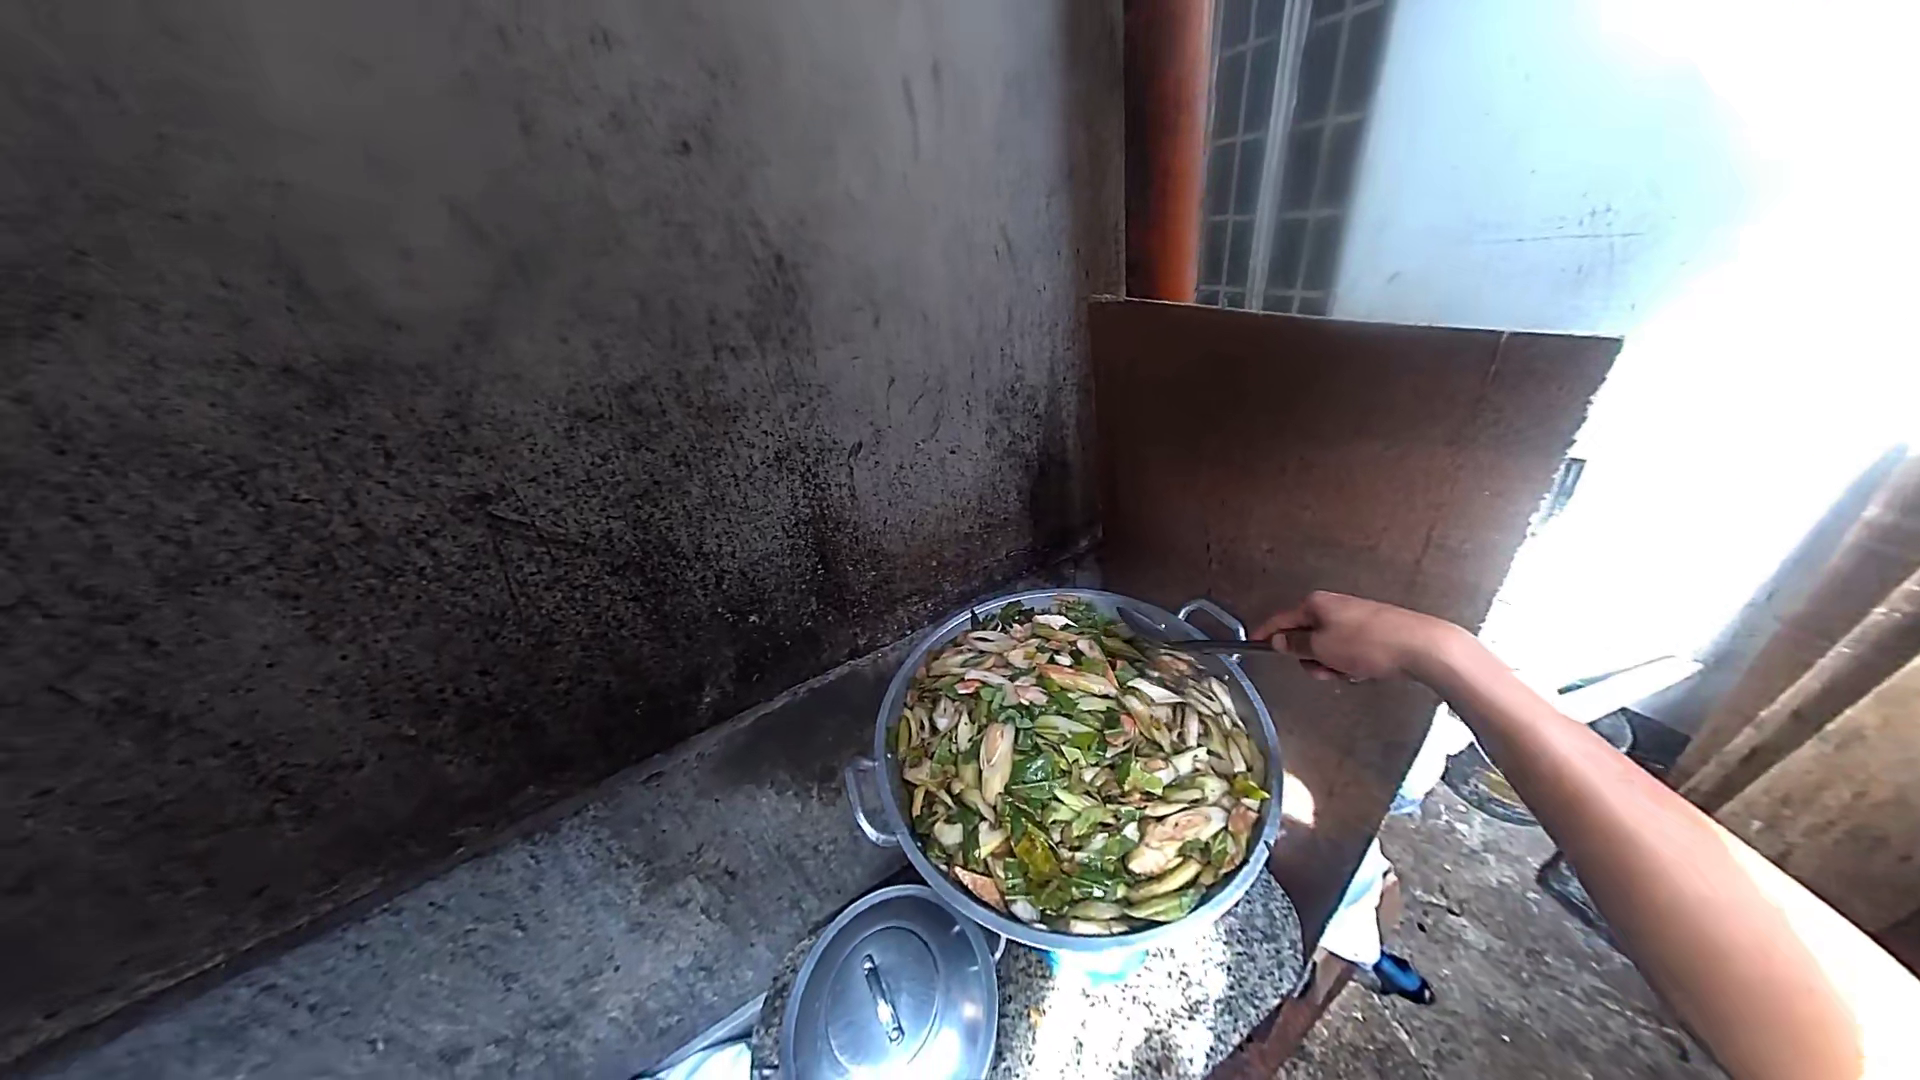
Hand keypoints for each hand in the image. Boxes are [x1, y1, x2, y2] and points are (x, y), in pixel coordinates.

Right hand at [1253, 591, 1461, 682]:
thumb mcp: (1321, 648)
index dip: (1266, 634)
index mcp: (1316, 604)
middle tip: (1320, 669)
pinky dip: (1349, 662)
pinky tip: (1363, 670)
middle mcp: (1334, 606)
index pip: (1281, 620)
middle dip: (1308, 656)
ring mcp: (1355, 618)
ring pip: (1328, 645)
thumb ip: (1295, 645)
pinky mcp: (1374, 631)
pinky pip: (1348, 649)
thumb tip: (1279, 641)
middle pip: (1306, 635)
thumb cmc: (1370, 644)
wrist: (1423, 648)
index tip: (1254, 643)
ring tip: (1347, 671)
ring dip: (1330, 662)